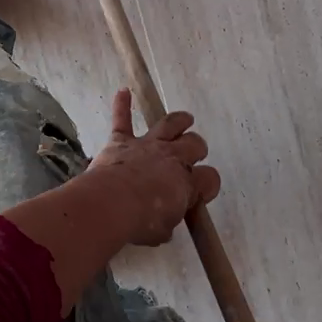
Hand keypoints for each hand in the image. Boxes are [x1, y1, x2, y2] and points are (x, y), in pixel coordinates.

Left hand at [85, 89, 221, 246]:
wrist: (112, 202)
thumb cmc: (141, 221)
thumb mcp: (163, 230)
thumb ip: (168, 220)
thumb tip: (164, 220)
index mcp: (186, 183)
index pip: (210, 179)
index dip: (209, 185)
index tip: (203, 193)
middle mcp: (171, 158)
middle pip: (194, 144)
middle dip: (197, 147)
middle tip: (195, 151)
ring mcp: (147, 146)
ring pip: (169, 124)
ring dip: (179, 120)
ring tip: (185, 118)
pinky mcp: (121, 141)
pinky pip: (122, 119)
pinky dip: (122, 105)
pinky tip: (123, 91)